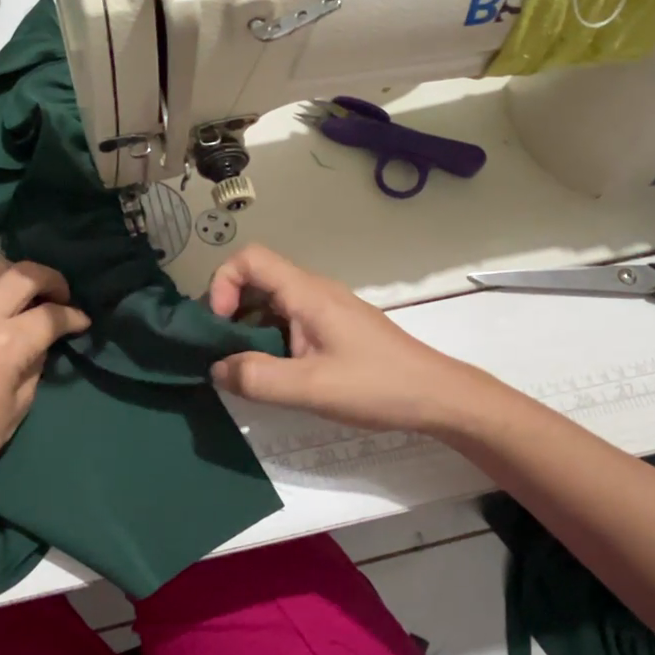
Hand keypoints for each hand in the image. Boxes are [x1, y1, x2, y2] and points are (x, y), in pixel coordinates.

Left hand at [0, 254, 89, 514]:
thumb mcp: (19, 405)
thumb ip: (36, 363)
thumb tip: (43, 340)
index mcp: (6, 344)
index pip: (51, 314)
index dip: (73, 316)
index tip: (82, 322)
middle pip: (24, 273)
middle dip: (51, 280)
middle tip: (61, 296)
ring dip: (11, 271)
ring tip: (21, 291)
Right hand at [207, 245, 492, 433]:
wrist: (438, 396)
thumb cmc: (377, 386)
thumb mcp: (311, 388)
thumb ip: (258, 378)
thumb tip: (216, 369)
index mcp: (307, 293)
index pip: (249, 258)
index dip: (223, 283)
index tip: (221, 325)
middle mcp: (314, 291)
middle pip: (256, 280)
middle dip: (229, 311)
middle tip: (222, 353)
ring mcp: (325, 309)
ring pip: (271, 303)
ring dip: (248, 329)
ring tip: (245, 369)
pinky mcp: (333, 329)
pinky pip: (289, 321)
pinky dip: (269, 340)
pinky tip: (275, 375)